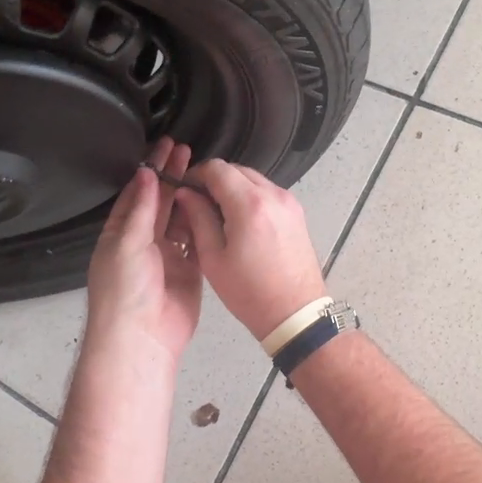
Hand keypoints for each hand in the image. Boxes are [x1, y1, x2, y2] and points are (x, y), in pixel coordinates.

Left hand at [85, 138, 202, 356]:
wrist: (143, 337)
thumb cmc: (126, 289)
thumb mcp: (127, 243)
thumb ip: (141, 208)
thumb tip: (146, 173)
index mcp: (119, 234)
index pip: (136, 194)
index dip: (150, 170)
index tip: (166, 146)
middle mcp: (142, 242)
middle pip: (159, 203)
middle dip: (171, 177)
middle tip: (187, 149)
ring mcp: (166, 256)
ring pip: (179, 219)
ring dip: (189, 196)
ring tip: (204, 171)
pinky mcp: (188, 269)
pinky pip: (196, 240)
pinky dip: (203, 222)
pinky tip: (213, 202)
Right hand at [174, 160, 327, 342]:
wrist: (296, 314)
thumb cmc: (249, 292)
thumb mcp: (213, 258)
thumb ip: (198, 219)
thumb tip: (186, 194)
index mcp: (250, 205)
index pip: (217, 168)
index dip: (196, 174)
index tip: (185, 191)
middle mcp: (273, 194)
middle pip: (236, 169)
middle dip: (214, 180)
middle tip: (198, 204)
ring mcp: (289, 201)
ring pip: (253, 179)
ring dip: (233, 187)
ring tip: (218, 215)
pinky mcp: (297, 212)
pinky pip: (267, 191)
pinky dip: (250, 196)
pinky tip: (240, 221)